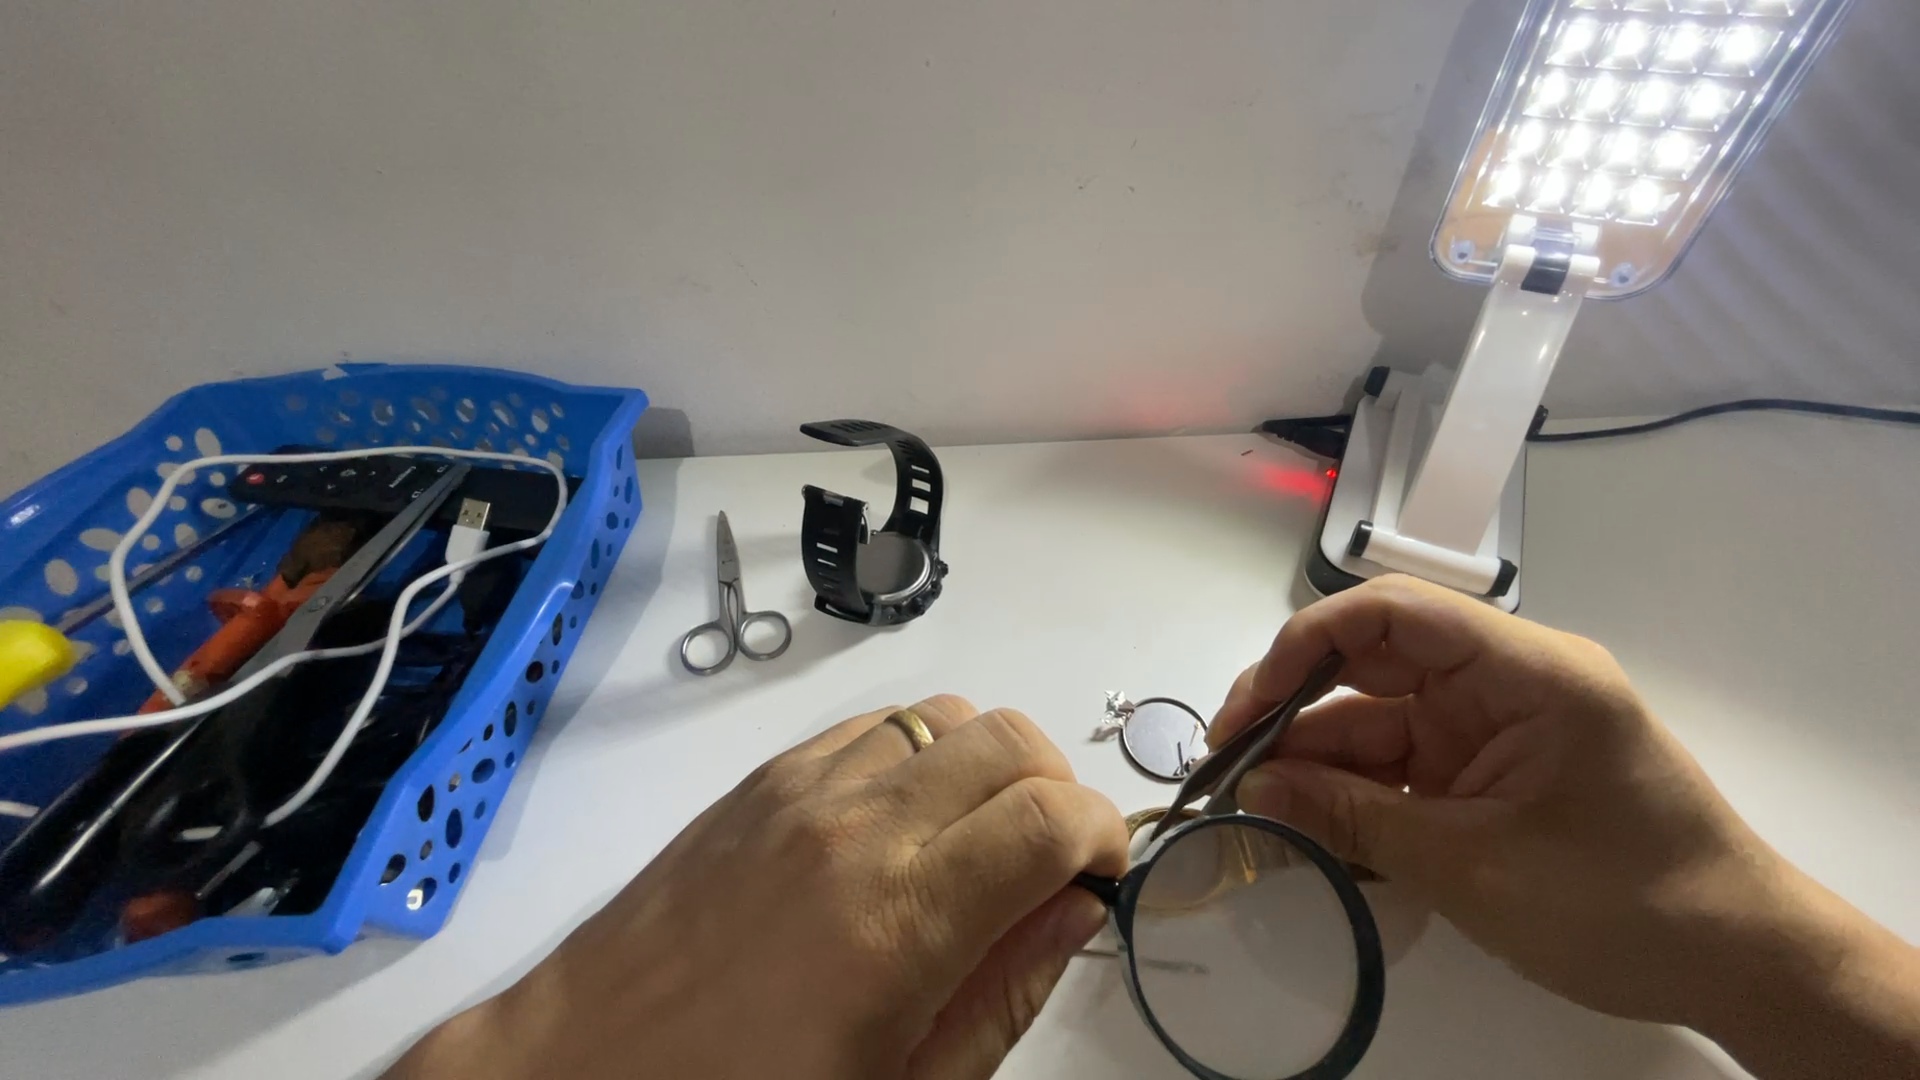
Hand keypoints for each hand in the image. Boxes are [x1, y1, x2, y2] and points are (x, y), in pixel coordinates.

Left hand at [388, 696, 1126, 1079]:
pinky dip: (919, 750)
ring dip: (987, 762)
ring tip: (974, 830)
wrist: (580, 1074)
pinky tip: (904, 810)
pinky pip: (875, 724)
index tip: (1099, 873)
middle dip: (1056, 786)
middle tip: (1046, 854)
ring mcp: (809, 784)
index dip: (1102, 834)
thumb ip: (1006, 987)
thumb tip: (1075, 902)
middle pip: (1009, 739)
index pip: (1050, 816)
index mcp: (904, 918)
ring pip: (946, 714)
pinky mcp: (767, 774)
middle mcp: (862, 822)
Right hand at [1211, 576, 1919, 1077]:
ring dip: (1308, 748)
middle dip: (1290, 696)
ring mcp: (1482, 717)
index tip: (1255, 700)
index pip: (1396, 612)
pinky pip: (1388, 753)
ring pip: (1368, 710)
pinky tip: (1296, 806)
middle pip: (1368, 656)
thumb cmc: (1627, 907)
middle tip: (1229, 746)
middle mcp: (1497, 676)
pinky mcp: (1471, 758)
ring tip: (1248, 789)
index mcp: (1524, 670)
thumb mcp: (1471, 866)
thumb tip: (1250, 788)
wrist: (1742, 970)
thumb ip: (1351, 818)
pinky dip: (1341, 779)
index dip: (1310, 641)